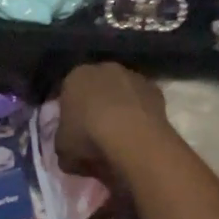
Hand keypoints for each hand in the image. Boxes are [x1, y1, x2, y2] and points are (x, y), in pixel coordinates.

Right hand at [54, 61, 170, 173]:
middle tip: (93, 131)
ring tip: (118, 134)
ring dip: (118, 107)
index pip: (65, 93)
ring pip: (120, 92)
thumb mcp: (62, 150)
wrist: (134, 141)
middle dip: (94, 105)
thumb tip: (68, 143)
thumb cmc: (89, 140)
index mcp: (74, 78)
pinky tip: (136, 133)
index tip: (70, 131)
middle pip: (95, 88)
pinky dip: (138, 113)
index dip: (67, 114)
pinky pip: (140, 102)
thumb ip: (62, 140)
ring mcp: (132, 76)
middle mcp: (103, 68)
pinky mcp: (155, 89)